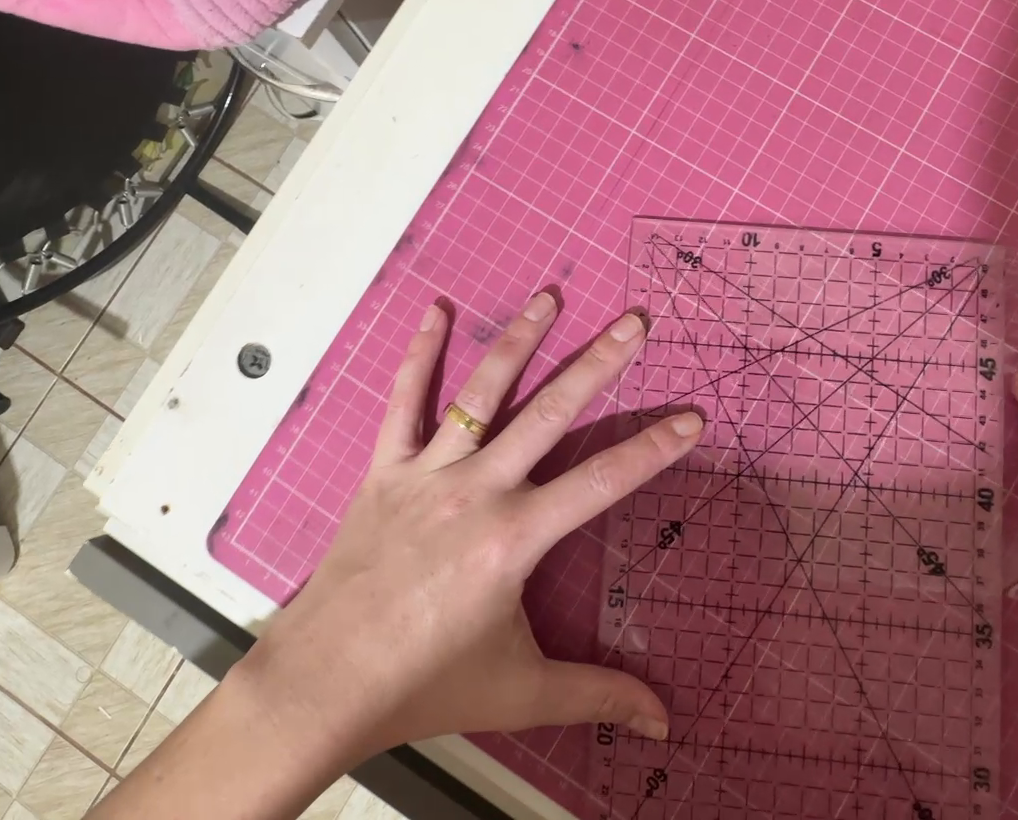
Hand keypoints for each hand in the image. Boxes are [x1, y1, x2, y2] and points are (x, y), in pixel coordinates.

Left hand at [245, 292, 698, 761]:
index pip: (603, 481)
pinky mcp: (386, 472)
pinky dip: (419, 356)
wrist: (327, 680)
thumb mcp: (521, 692)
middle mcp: (477, 491)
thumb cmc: (426, 684)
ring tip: (548, 298)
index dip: (653, 448)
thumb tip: (663, 719)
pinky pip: (404, 403)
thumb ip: (596, 694)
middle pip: (550, 413)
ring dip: (518, 341)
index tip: (690, 418)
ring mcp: (429, 474)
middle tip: (633, 322)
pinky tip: (433, 312)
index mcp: (516, 537)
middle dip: (598, 365)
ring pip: (481, 393)